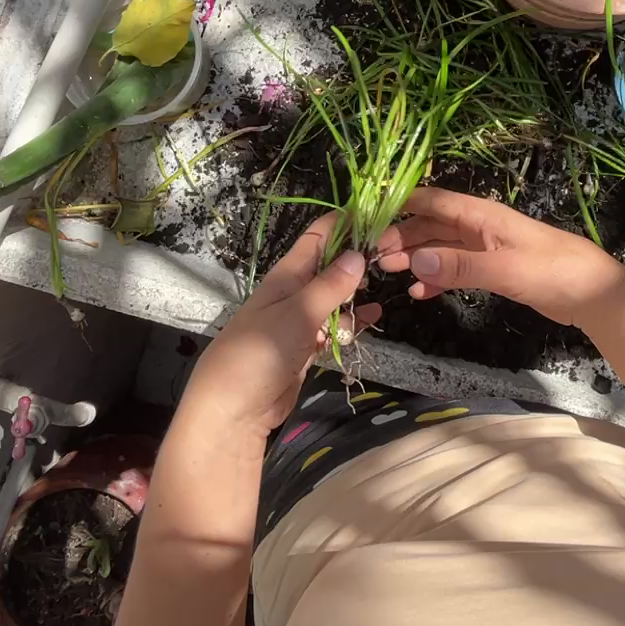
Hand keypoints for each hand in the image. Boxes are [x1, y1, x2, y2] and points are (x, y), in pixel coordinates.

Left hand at [183, 213, 377, 432]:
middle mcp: (294, 292)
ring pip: (335, 297)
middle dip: (356, 259)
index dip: (344, 223)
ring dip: (355, 294)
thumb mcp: (299, 313)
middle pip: (330, 265)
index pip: (318, 236)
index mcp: (287, 275)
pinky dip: (351, 322)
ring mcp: (300, 320)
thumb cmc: (260, 351)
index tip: (378, 216)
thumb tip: (359, 254)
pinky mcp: (306, 347)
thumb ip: (331, 285)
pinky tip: (372, 318)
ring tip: (381, 291)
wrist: (234, 410)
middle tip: (390, 256)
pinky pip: (333, 326)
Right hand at [374, 187, 624, 327]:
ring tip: (387, 271)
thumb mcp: (504, 269)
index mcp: (481, 215)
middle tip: (373, 257)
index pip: (433, 201)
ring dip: (415, 257)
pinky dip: (436, 277)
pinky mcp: (492, 269)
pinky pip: (455, 269)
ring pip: (440, 247)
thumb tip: (412, 259)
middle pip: (431, 225)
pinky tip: (419, 291)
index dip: (401, 204)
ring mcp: (484, 248)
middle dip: (402, 236)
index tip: (369, 216)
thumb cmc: (552, 271)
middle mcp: (479, 226)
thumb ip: (459, 266)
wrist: (592, 294)